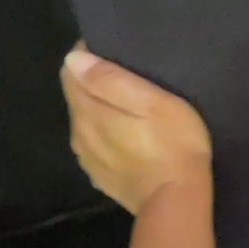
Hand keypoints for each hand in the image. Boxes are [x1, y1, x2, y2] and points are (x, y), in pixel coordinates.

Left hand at [60, 44, 211, 213]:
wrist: (177, 200)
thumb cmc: (173, 142)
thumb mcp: (152, 101)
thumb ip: (111, 80)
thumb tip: (75, 59)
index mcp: (88, 112)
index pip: (70, 73)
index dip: (86, 55)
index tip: (110, 46)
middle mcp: (79, 134)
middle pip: (77, 97)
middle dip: (92, 81)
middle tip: (125, 72)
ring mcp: (88, 159)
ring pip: (85, 122)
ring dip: (99, 109)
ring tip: (129, 102)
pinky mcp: (102, 176)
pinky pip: (95, 144)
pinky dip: (105, 133)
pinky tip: (127, 135)